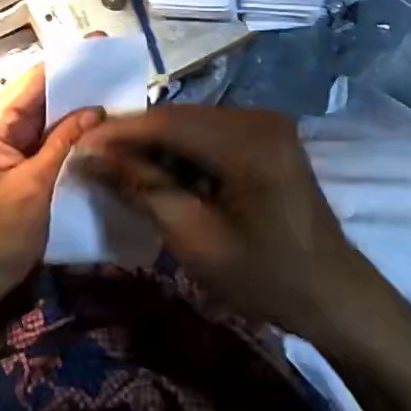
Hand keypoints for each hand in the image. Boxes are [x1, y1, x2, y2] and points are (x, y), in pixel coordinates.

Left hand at [0, 65, 100, 318]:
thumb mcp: (34, 189)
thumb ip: (63, 144)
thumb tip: (95, 109)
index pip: (32, 82)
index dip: (68, 64)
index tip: (100, 48)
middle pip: (36, 99)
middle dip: (76, 89)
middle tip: (117, 78)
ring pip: (39, 123)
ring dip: (72, 115)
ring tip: (114, 101)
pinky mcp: (4, 171)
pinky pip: (36, 145)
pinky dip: (62, 139)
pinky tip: (92, 136)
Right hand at [75, 105, 362, 333]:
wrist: (333, 294)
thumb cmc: (265, 277)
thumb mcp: (194, 238)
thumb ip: (142, 188)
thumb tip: (90, 157)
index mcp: (249, 143)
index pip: (166, 123)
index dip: (117, 133)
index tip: (77, 146)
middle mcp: (259, 119)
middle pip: (177, 116)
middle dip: (132, 136)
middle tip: (92, 157)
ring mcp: (266, 124)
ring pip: (190, 121)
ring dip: (153, 142)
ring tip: (117, 165)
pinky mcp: (267, 136)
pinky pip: (208, 131)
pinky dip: (179, 148)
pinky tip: (158, 169)